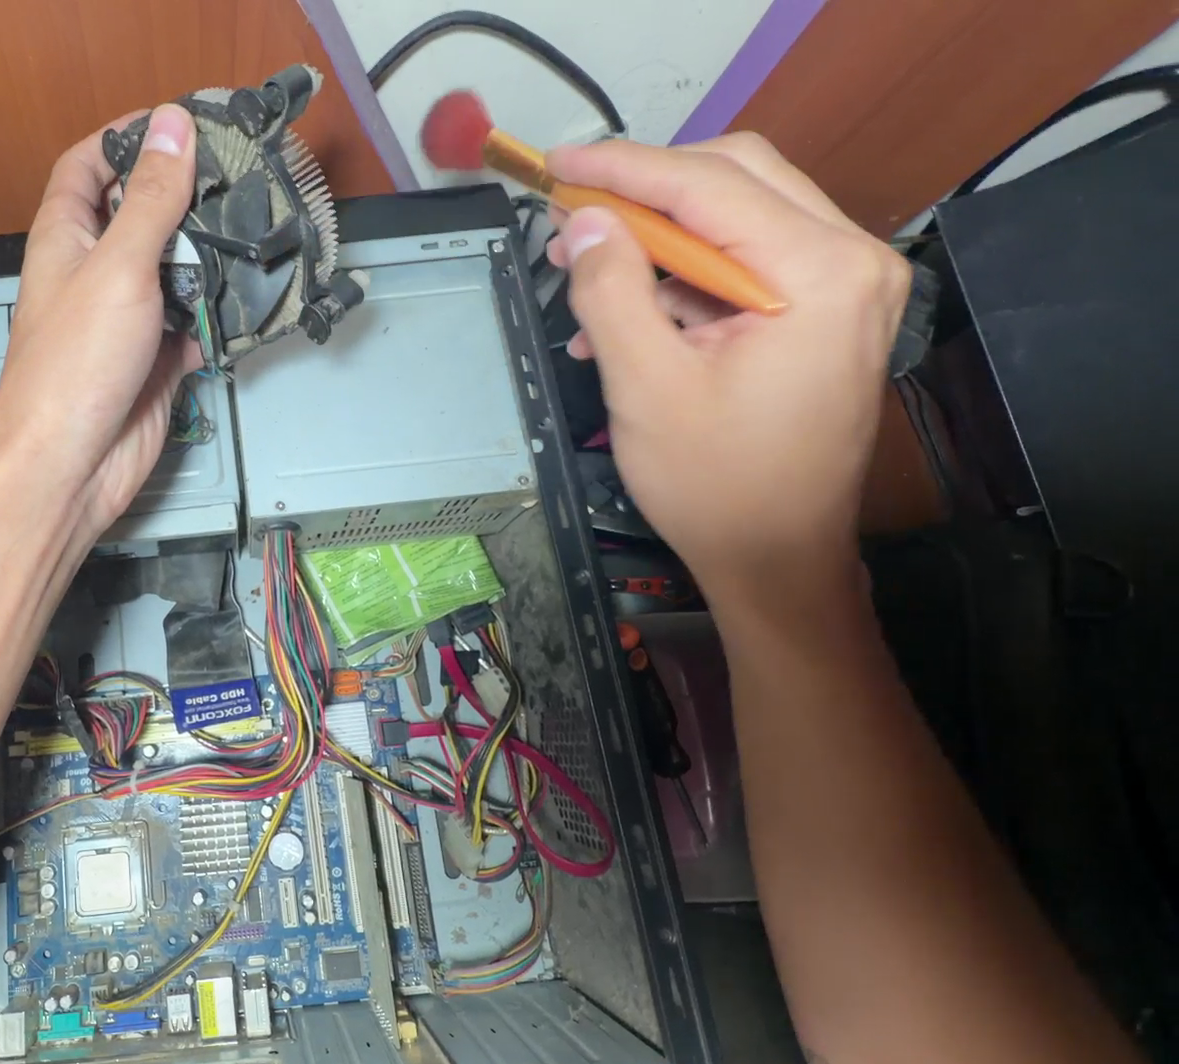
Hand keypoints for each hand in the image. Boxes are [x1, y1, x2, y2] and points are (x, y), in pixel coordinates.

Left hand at [0, 104, 199, 545]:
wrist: (73, 467)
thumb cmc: (70, 369)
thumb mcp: (117, 269)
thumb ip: (150, 201)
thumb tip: (173, 127)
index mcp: (66, 238)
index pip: (87, 166)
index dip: (126, 140)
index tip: (178, 128)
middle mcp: (95, 274)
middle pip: (140, 217)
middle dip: (184, 201)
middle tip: (237, 183)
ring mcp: (126, 320)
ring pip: (173, 274)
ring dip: (206, 262)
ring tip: (249, 242)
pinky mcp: (154, 361)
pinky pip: (191, 328)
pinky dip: (213, 321)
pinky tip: (236, 314)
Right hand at [542, 134, 910, 603]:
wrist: (775, 557)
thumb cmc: (716, 486)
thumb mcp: (646, 387)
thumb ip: (611, 293)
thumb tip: (582, 224)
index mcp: (819, 274)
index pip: (710, 185)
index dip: (624, 169)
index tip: (558, 163)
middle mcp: (848, 263)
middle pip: (734, 181)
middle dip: (643, 193)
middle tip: (569, 211)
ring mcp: (837, 289)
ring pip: (732, 221)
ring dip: (652, 240)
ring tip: (580, 268)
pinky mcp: (815, 315)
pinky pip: (737, 269)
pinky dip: (675, 280)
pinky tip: (618, 316)